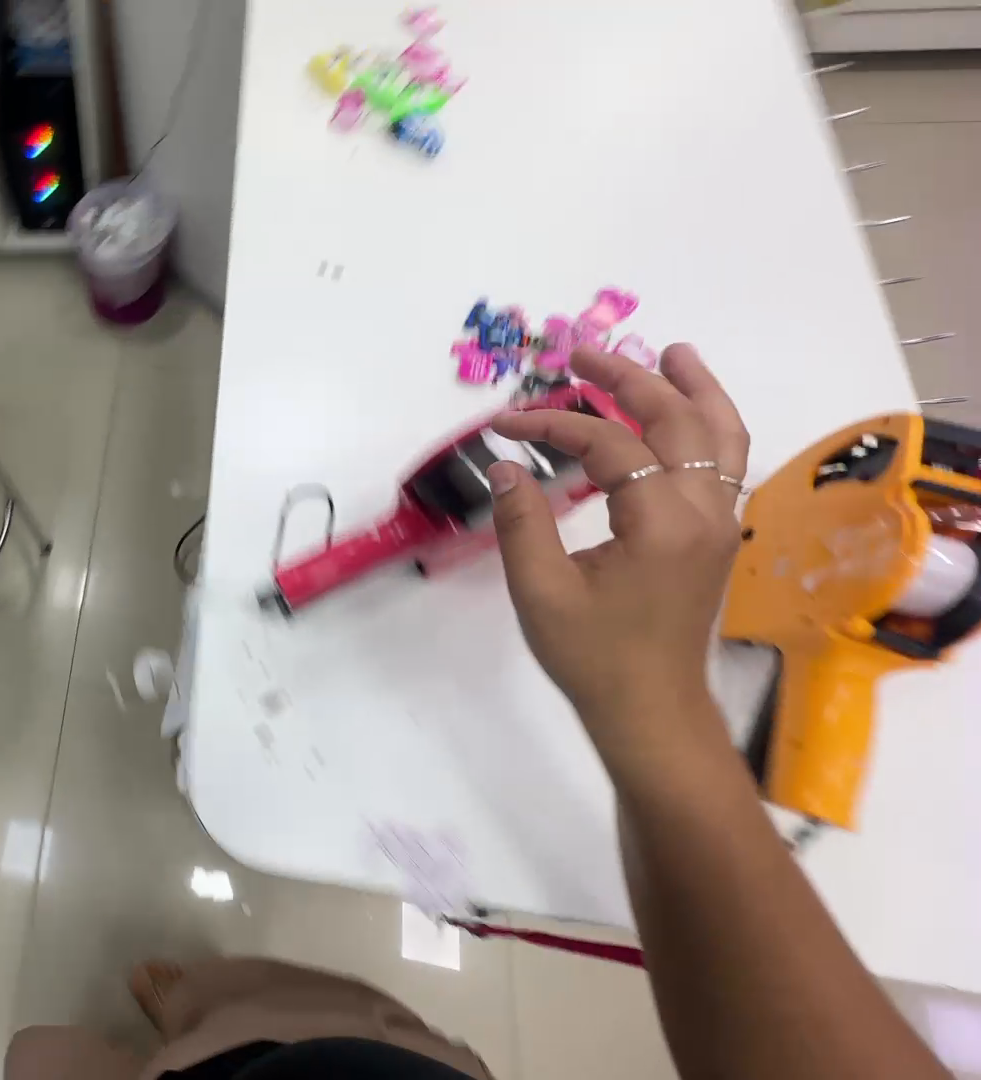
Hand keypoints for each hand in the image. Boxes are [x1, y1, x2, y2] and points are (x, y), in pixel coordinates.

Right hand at [486, 346, 748, 755]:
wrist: (648, 704)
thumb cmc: (589, 652)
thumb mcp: (539, 588)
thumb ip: (521, 520)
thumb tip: (503, 465)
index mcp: (662, 523)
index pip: (610, 446)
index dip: (554, 425)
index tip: (505, 424)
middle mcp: (705, 512)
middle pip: (678, 422)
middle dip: (629, 381)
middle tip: (583, 355)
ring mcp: (720, 522)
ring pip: (720, 436)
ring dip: (690, 390)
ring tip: (667, 353)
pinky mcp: (715, 535)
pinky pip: (723, 462)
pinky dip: (707, 425)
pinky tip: (685, 413)